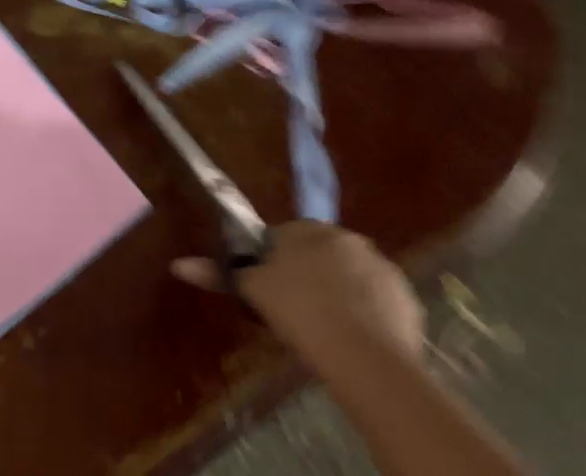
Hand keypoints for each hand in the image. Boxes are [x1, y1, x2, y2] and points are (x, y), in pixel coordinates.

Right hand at [173, 220, 424, 361]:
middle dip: (306, 274)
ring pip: (349, 278)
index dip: (270, 261)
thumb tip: (177, 265)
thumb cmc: (298, 309)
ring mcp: (384, 269)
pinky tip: (350, 337)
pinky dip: (364, 314)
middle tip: (289, 307)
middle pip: (318, 254)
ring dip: (336, 293)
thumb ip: (217, 273)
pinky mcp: (408, 300)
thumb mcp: (250, 289)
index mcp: (309, 230)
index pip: (283, 236)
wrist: (365, 355)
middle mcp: (349, 239)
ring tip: (321, 327)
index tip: (265, 286)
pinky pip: (376, 301)